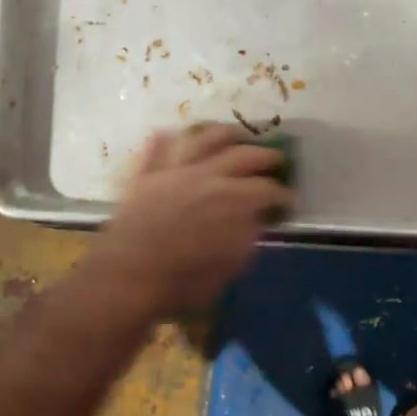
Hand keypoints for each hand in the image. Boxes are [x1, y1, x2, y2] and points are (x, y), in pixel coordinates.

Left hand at [99, 124, 295, 315]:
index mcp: (233, 199)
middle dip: (264, 155)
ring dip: (220, 134)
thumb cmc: (184, 281)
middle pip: (242, 155)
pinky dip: (164, 140)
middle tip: (276, 157)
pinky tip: (170, 136)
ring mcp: (171, 172)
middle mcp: (206, 175)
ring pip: (200, 139)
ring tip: (232, 135)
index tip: (290, 200)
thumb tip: (255, 219)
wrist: (126, 279)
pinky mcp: (142, 178)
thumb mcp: (230, 266)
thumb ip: (247, 237)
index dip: (282, 194)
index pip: (267, 189)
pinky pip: (153, 149)